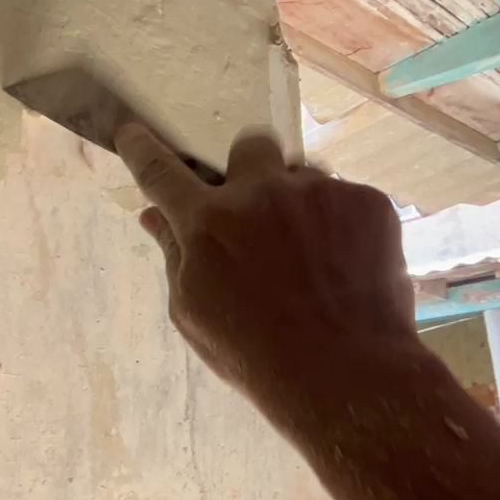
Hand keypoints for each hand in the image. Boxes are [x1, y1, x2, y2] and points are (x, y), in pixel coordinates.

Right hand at [115, 123, 416, 403]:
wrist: (340, 369)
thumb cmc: (247, 349)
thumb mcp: (190, 310)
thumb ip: (173, 254)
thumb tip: (154, 217)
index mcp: (206, 223)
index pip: (161, 174)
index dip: (142, 150)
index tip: (131, 130)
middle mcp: (260, 193)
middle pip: (248, 146)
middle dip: (246, 170)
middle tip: (253, 211)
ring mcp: (319, 192)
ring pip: (300, 176)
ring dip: (293, 202)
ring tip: (302, 254)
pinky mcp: (368, 201)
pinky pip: (341, 198)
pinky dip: (332, 224)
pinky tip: (335, 265)